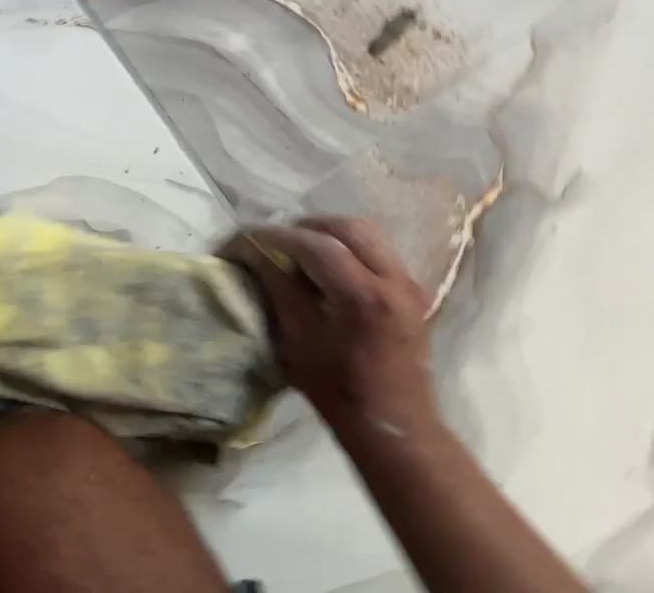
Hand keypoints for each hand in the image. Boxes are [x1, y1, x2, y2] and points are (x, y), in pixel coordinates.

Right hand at [227, 216, 437, 440]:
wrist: (393, 426)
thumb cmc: (338, 388)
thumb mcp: (296, 337)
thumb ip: (276, 286)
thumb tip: (250, 251)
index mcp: (362, 295)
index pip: (311, 244)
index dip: (271, 236)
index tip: (240, 241)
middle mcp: (393, 280)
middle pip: (344, 227)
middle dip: (301, 228)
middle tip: (271, 243)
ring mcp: (409, 284)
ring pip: (364, 233)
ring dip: (325, 234)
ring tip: (296, 252)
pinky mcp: (412, 291)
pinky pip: (376, 250)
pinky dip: (346, 247)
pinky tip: (324, 267)